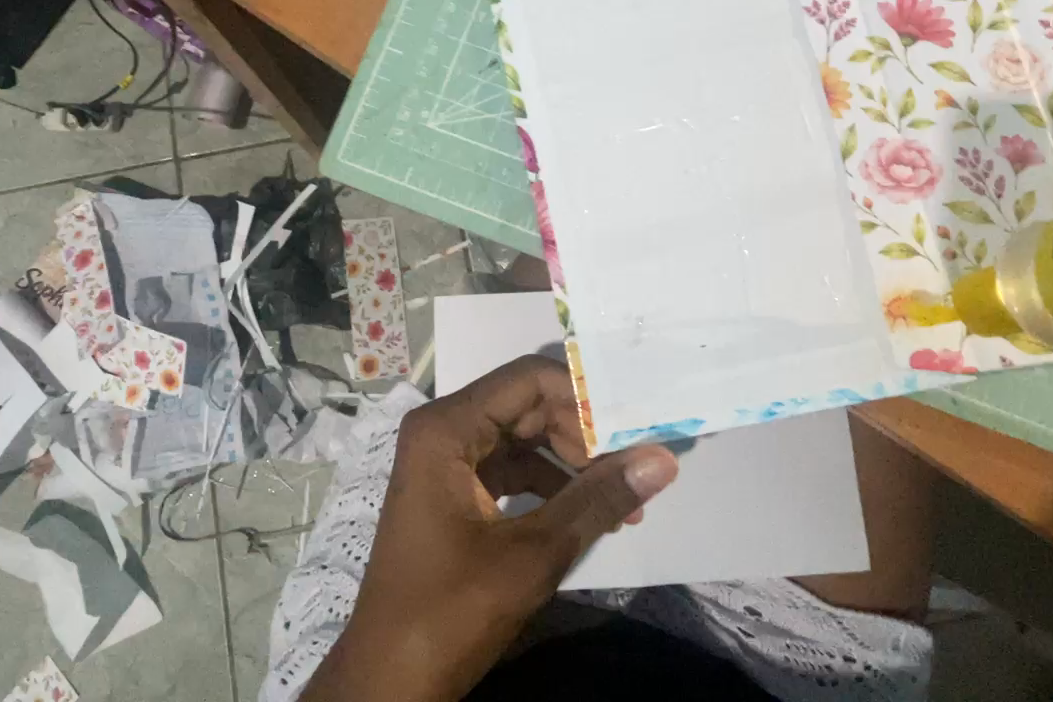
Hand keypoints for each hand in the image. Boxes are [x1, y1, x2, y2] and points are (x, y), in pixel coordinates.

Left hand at [303, 355, 678, 701]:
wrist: (390, 681)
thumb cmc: (451, 611)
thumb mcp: (533, 554)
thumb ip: (598, 500)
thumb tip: (663, 458)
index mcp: (446, 427)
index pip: (528, 380)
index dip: (585, 396)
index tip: (636, 426)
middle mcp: (442, 430)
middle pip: (526, 406)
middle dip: (584, 434)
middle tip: (635, 466)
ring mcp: (444, 461)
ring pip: (522, 439)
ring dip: (573, 463)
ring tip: (625, 500)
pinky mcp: (453, 491)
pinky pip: (510, 469)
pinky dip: (550, 486)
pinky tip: (590, 514)